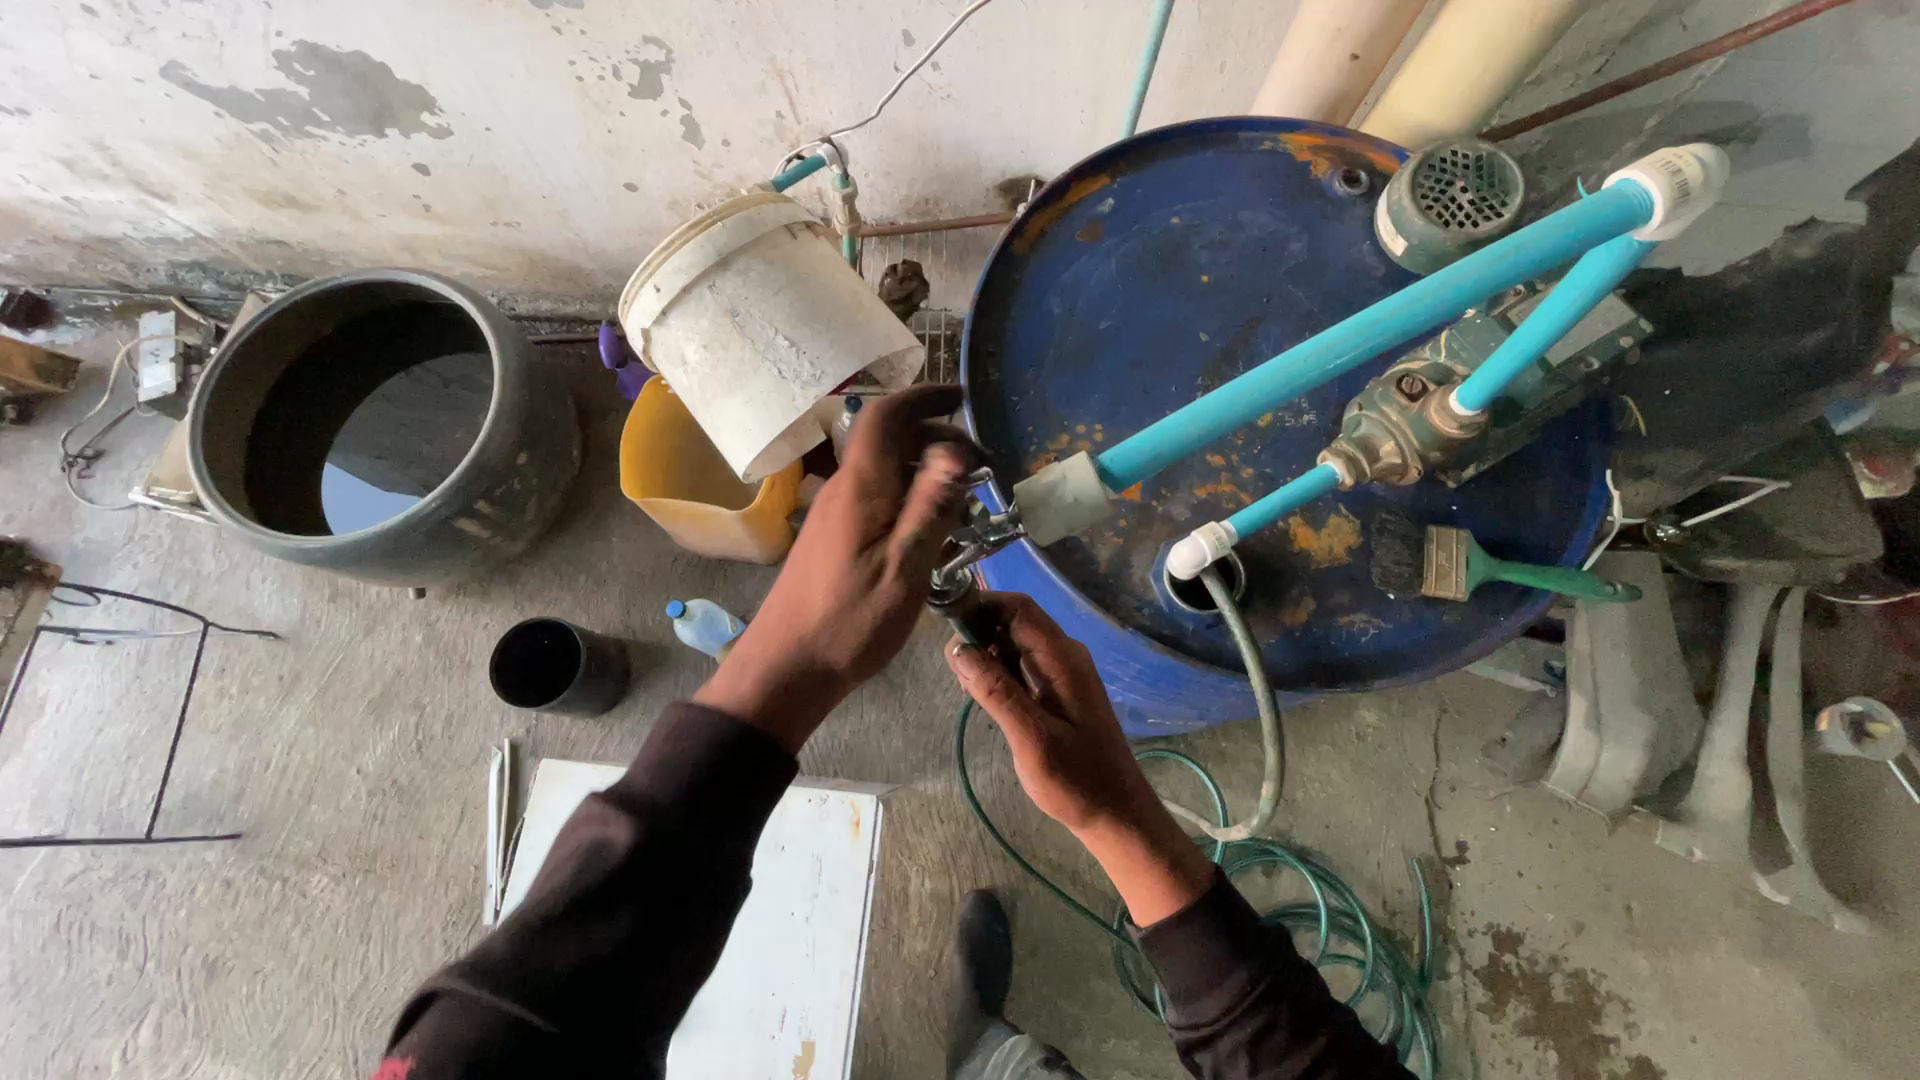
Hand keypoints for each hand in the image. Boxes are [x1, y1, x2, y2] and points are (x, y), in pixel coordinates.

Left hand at [696, 384, 982, 750]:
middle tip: (982, 470)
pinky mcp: (834, 534)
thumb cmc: (850, 622)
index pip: (888, 415)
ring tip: (966, 507)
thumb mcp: (904, 568)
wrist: (788, 666)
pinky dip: (910, 499)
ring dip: (927, 473)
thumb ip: (930, 506)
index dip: (925, 396)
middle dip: (939, 441)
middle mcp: (844, 487)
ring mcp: (835, 510)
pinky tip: (933, 532)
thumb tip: (957, 450)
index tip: (963, 397)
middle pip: (891, 439)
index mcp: (861, 486)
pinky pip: (878, 496)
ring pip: (886, 469)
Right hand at [945, 592, 1161, 832]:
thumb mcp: (1031, 738)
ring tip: (968, 688)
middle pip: (1014, 621)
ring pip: (1015, 643)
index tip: (947, 625)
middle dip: (979, 633)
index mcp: (1062, 658)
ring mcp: (1063, 672)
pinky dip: (998, 672)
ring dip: (986, 655)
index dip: (981, 605)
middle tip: (956, 671)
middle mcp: (1064, 655)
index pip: (1018, 608)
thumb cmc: (1076, 780)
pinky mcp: (1058, 690)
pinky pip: (1022, 665)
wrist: (1116, 814)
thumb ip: (996, 692)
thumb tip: (958, 649)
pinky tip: (986, 699)